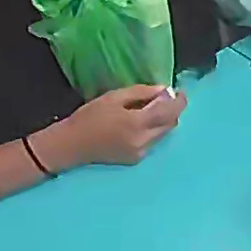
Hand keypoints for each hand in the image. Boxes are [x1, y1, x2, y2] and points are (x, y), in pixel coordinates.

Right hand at [45, 84, 184, 167]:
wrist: (71, 145)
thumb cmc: (89, 117)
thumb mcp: (113, 97)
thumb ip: (141, 93)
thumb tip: (164, 91)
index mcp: (137, 123)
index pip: (169, 111)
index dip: (178, 100)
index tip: (179, 91)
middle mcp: (144, 141)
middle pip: (171, 123)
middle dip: (173, 109)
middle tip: (166, 97)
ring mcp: (142, 152)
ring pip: (164, 133)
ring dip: (164, 120)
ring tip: (153, 108)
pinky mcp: (137, 159)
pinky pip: (154, 141)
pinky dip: (154, 130)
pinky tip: (141, 123)